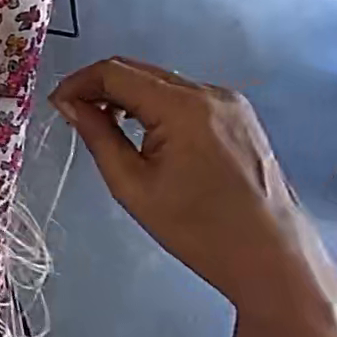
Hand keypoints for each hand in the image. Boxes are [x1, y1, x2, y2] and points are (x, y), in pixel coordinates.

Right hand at [49, 58, 336, 314]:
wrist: (280, 267)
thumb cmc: (199, 229)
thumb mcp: (130, 183)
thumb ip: (96, 133)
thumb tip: (68, 103)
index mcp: (183, 108)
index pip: (112, 72)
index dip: (76, 83)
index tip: (56, 105)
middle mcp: (209, 94)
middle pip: (134, 70)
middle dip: (96, 86)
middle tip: (72, 113)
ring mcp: (230, 105)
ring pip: (156, 80)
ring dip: (122, 94)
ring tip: (101, 123)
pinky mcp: (239, 118)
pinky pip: (179, 95)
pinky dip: (149, 103)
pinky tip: (139, 129)